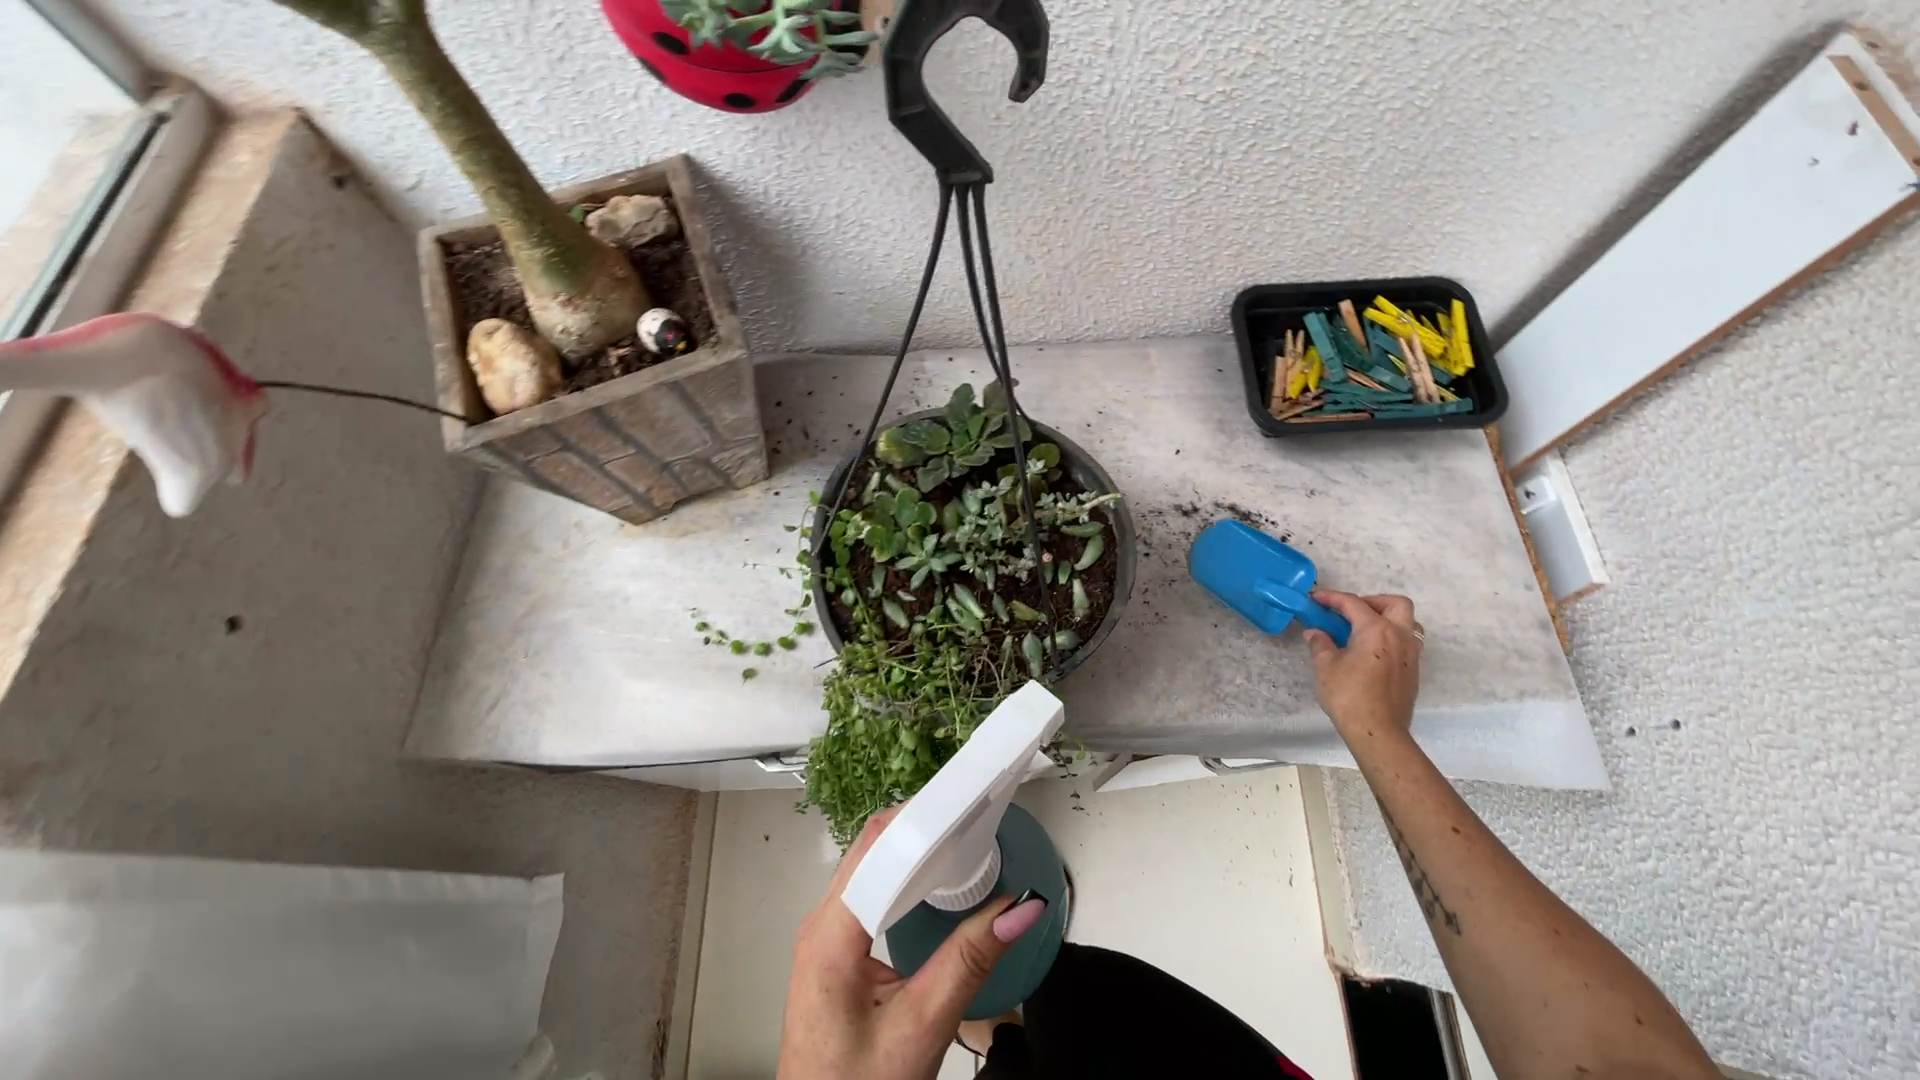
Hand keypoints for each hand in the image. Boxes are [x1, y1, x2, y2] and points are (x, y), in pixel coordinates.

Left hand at [777, 807, 1049, 1079]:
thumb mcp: (922, 1027)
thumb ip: (970, 962)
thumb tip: (1018, 910)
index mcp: (830, 937)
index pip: (877, 849)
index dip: (922, 818)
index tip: (964, 802)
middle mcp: (821, 926)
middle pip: (872, 848)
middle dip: (923, 824)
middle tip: (972, 812)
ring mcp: (826, 937)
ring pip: (870, 867)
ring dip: (915, 847)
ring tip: (961, 835)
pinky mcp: (838, 950)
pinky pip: (871, 892)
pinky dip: (906, 874)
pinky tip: (935, 877)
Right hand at [1305, 590, 1421, 742]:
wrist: (1378, 731)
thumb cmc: (1348, 695)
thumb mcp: (1325, 666)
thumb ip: (1320, 644)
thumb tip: (1316, 633)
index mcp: (1376, 630)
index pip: (1353, 603)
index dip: (1332, 598)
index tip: (1315, 599)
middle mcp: (1399, 636)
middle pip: (1395, 604)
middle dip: (1372, 601)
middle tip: (1350, 613)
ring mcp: (1411, 654)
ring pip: (1407, 622)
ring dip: (1387, 619)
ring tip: (1364, 631)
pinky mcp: (1413, 670)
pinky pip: (1406, 642)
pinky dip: (1390, 637)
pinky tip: (1371, 652)